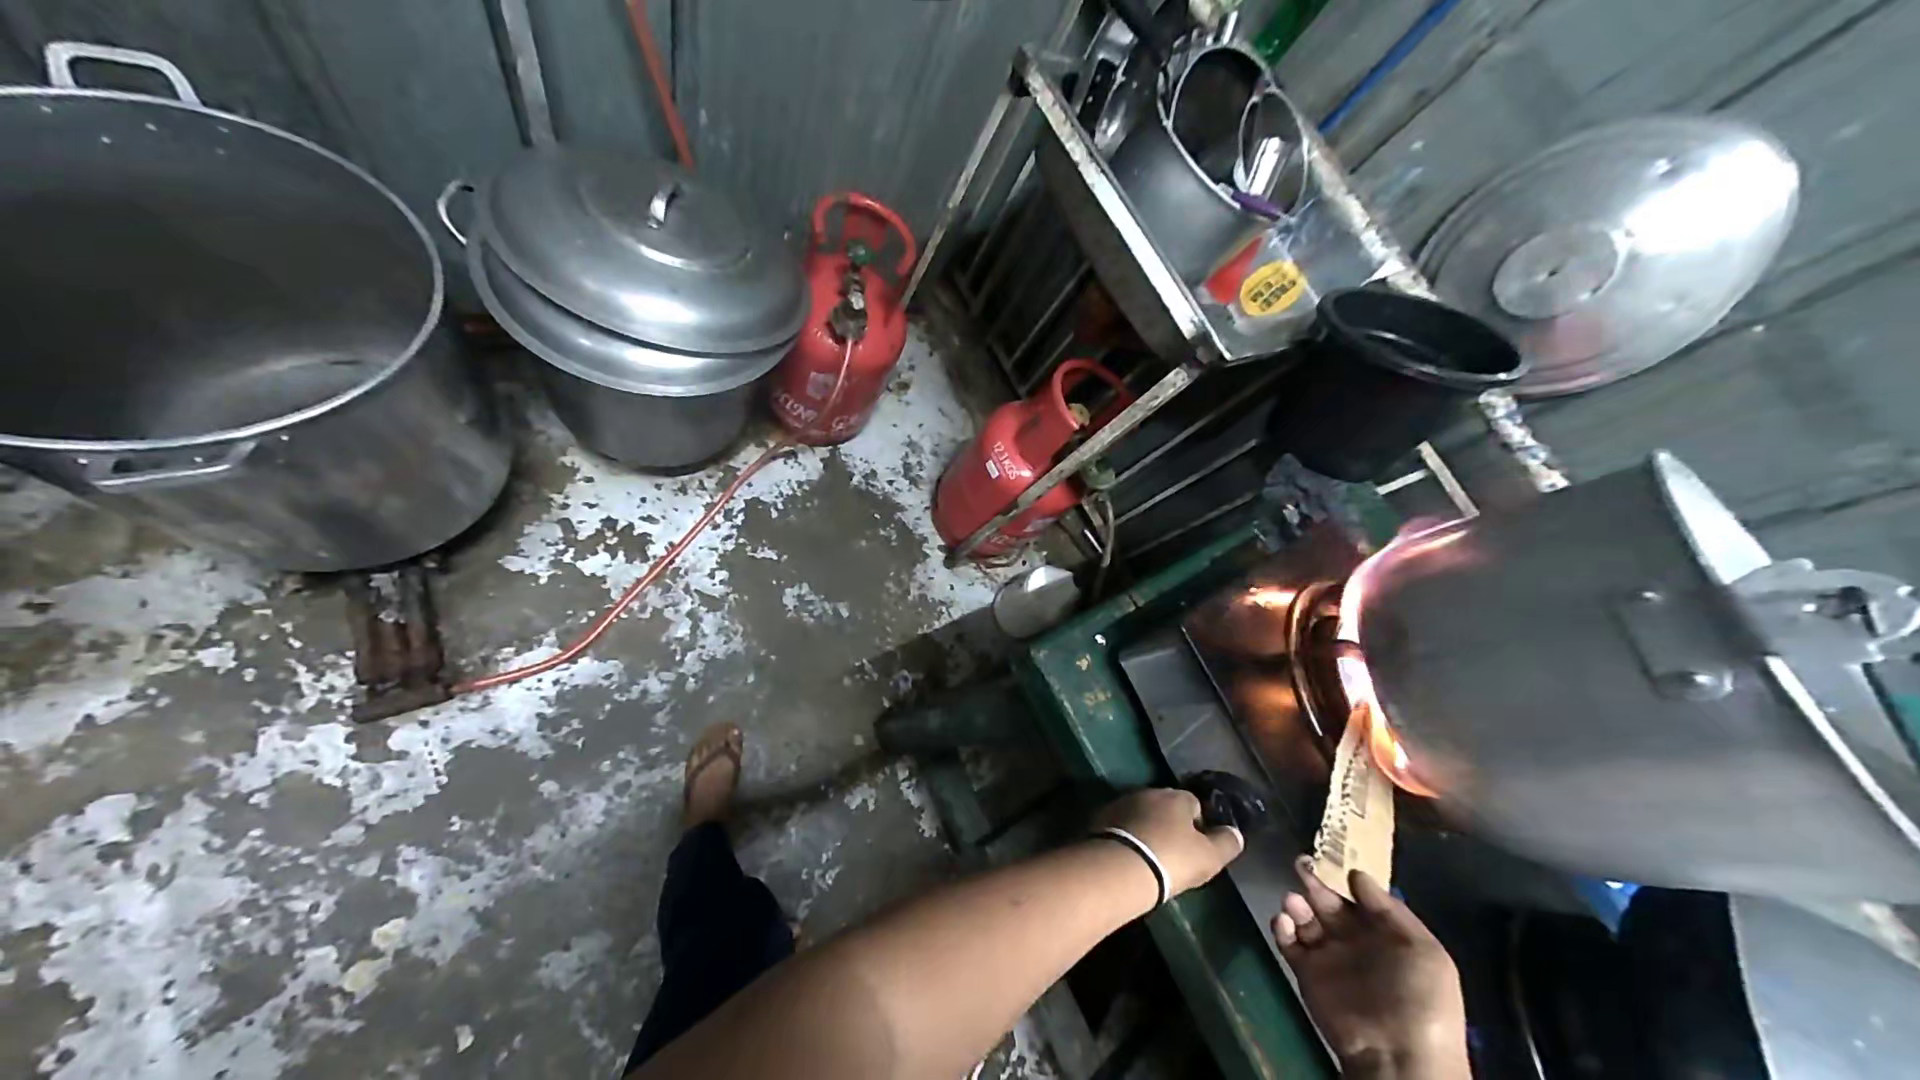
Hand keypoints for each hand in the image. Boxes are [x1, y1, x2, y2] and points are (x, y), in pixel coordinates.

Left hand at [1093, 788, 1243, 896]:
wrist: (1120, 866)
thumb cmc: (1172, 859)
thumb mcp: (1209, 857)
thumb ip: (1226, 843)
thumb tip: (1235, 832)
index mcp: (1176, 797)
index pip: (1194, 804)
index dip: (1199, 824)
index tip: (1198, 847)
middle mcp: (1148, 792)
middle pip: (1166, 806)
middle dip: (1171, 824)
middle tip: (1174, 853)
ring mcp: (1122, 802)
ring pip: (1142, 814)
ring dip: (1147, 828)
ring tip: (1151, 855)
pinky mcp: (1101, 817)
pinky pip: (1121, 825)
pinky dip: (1128, 835)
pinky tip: (1130, 855)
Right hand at [1272, 857, 1468, 1077]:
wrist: (1398, 1054)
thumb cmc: (1420, 999)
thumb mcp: (1423, 950)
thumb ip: (1389, 909)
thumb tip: (1356, 874)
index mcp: (1385, 935)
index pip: (1358, 897)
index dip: (1342, 877)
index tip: (1326, 856)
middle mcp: (1355, 941)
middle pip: (1328, 903)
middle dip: (1314, 883)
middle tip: (1300, 864)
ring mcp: (1329, 956)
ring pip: (1306, 918)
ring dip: (1297, 904)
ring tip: (1294, 903)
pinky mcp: (1306, 972)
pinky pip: (1288, 943)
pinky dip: (1282, 928)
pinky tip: (1284, 921)